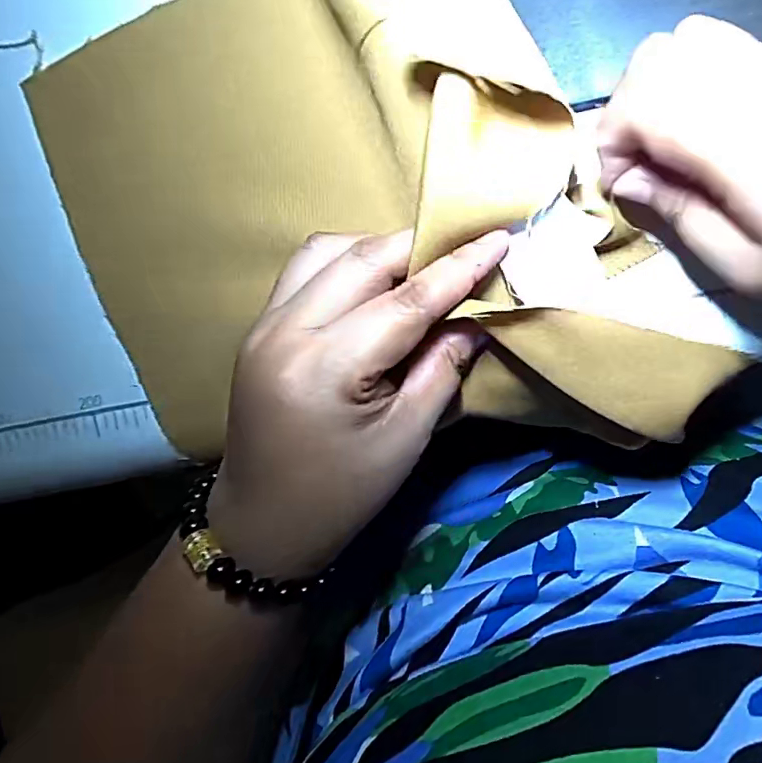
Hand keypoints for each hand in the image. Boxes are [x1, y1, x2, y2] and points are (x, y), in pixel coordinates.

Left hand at [206, 228, 509, 577]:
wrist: (263, 523)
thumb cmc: (344, 492)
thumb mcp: (407, 436)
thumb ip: (444, 367)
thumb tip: (478, 317)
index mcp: (324, 368)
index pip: (406, 300)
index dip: (459, 267)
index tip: (500, 239)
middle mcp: (285, 331)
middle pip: (363, 259)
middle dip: (422, 245)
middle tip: (470, 247)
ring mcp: (264, 324)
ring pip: (328, 250)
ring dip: (382, 248)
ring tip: (425, 266)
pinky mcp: (261, 326)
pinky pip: (308, 268)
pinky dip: (352, 260)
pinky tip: (380, 282)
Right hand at [596, 16, 761, 325]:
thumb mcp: (745, 267)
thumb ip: (679, 213)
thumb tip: (626, 177)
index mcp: (746, 145)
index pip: (645, 101)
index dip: (611, 137)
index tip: (618, 183)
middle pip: (658, 56)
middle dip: (628, 107)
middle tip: (640, 164)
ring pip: (690, 39)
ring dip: (660, 86)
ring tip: (670, 143)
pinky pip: (728, 46)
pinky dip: (695, 77)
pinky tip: (708, 127)